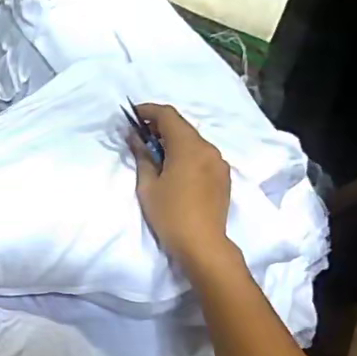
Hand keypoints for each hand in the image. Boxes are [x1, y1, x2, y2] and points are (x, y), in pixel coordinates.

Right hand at [130, 103, 233, 269]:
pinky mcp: (223, 177)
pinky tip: (175, 170)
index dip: (148, 110)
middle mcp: (208, 149)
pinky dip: (186, 154)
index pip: (168, 115)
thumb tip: (135, 138)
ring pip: (193, 142)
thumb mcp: (148, 186)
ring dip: (174, 141)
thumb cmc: (170, 215)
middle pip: (182, 127)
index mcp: (188, 147)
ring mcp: (219, 163)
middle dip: (160, 126)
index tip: (133, 114)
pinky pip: (202, 156)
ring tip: (156, 155)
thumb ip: (143, 157)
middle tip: (140, 136)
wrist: (203, 245)